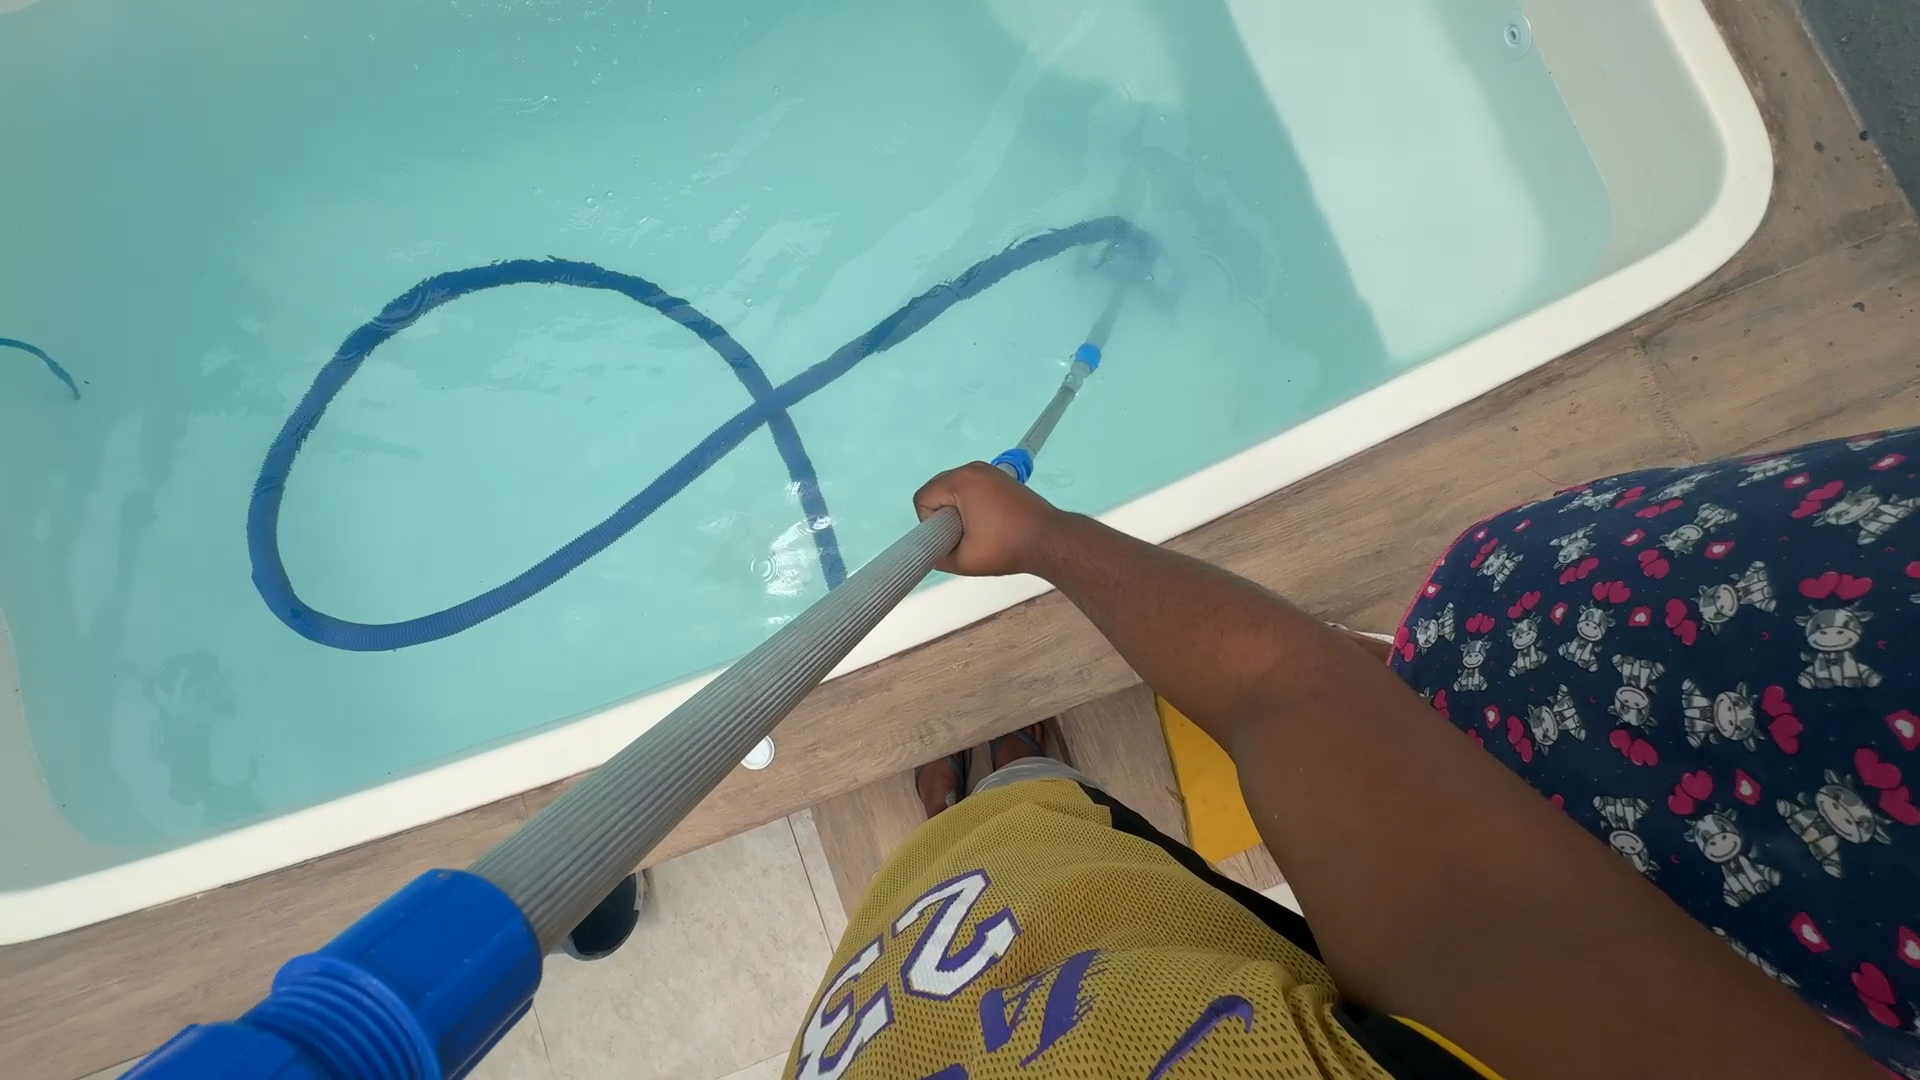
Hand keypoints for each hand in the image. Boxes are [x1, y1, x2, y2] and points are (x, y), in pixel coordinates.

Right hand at [913, 462, 1065, 576]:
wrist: (1049, 540)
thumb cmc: (1007, 548)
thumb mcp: (963, 561)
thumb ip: (937, 556)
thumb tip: (934, 550)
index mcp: (961, 482)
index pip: (923, 498)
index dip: (930, 523)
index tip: (950, 537)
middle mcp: (973, 468)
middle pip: (937, 488)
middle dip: (942, 513)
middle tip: (962, 535)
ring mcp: (989, 470)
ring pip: (954, 487)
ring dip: (957, 508)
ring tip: (977, 530)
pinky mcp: (1001, 477)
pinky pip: (971, 486)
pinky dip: (972, 502)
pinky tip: (988, 521)